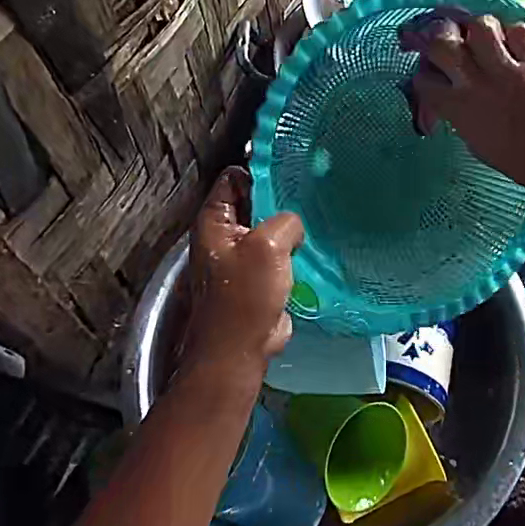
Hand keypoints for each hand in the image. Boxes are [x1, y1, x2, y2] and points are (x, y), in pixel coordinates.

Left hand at [183, 168, 299, 379]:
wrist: (236, 353)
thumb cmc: (245, 297)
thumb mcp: (269, 246)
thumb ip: (285, 221)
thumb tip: (293, 226)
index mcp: (214, 221)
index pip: (234, 178)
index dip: (259, 173)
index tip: (288, 176)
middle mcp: (222, 236)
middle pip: (253, 204)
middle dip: (278, 204)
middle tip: (306, 202)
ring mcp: (238, 259)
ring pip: (268, 232)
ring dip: (287, 234)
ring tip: (310, 230)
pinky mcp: (255, 280)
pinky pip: (276, 256)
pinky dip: (290, 257)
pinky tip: (309, 256)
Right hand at [407, 14, 524, 192]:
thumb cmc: (512, 156)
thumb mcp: (470, 137)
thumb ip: (454, 108)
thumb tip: (446, 87)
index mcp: (457, 108)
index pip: (423, 77)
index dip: (424, 70)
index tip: (432, 69)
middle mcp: (477, 85)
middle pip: (442, 41)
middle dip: (438, 34)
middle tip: (448, 36)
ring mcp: (509, 72)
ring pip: (481, 26)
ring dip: (477, 26)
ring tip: (482, 34)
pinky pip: (521, 32)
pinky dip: (515, 32)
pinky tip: (513, 40)